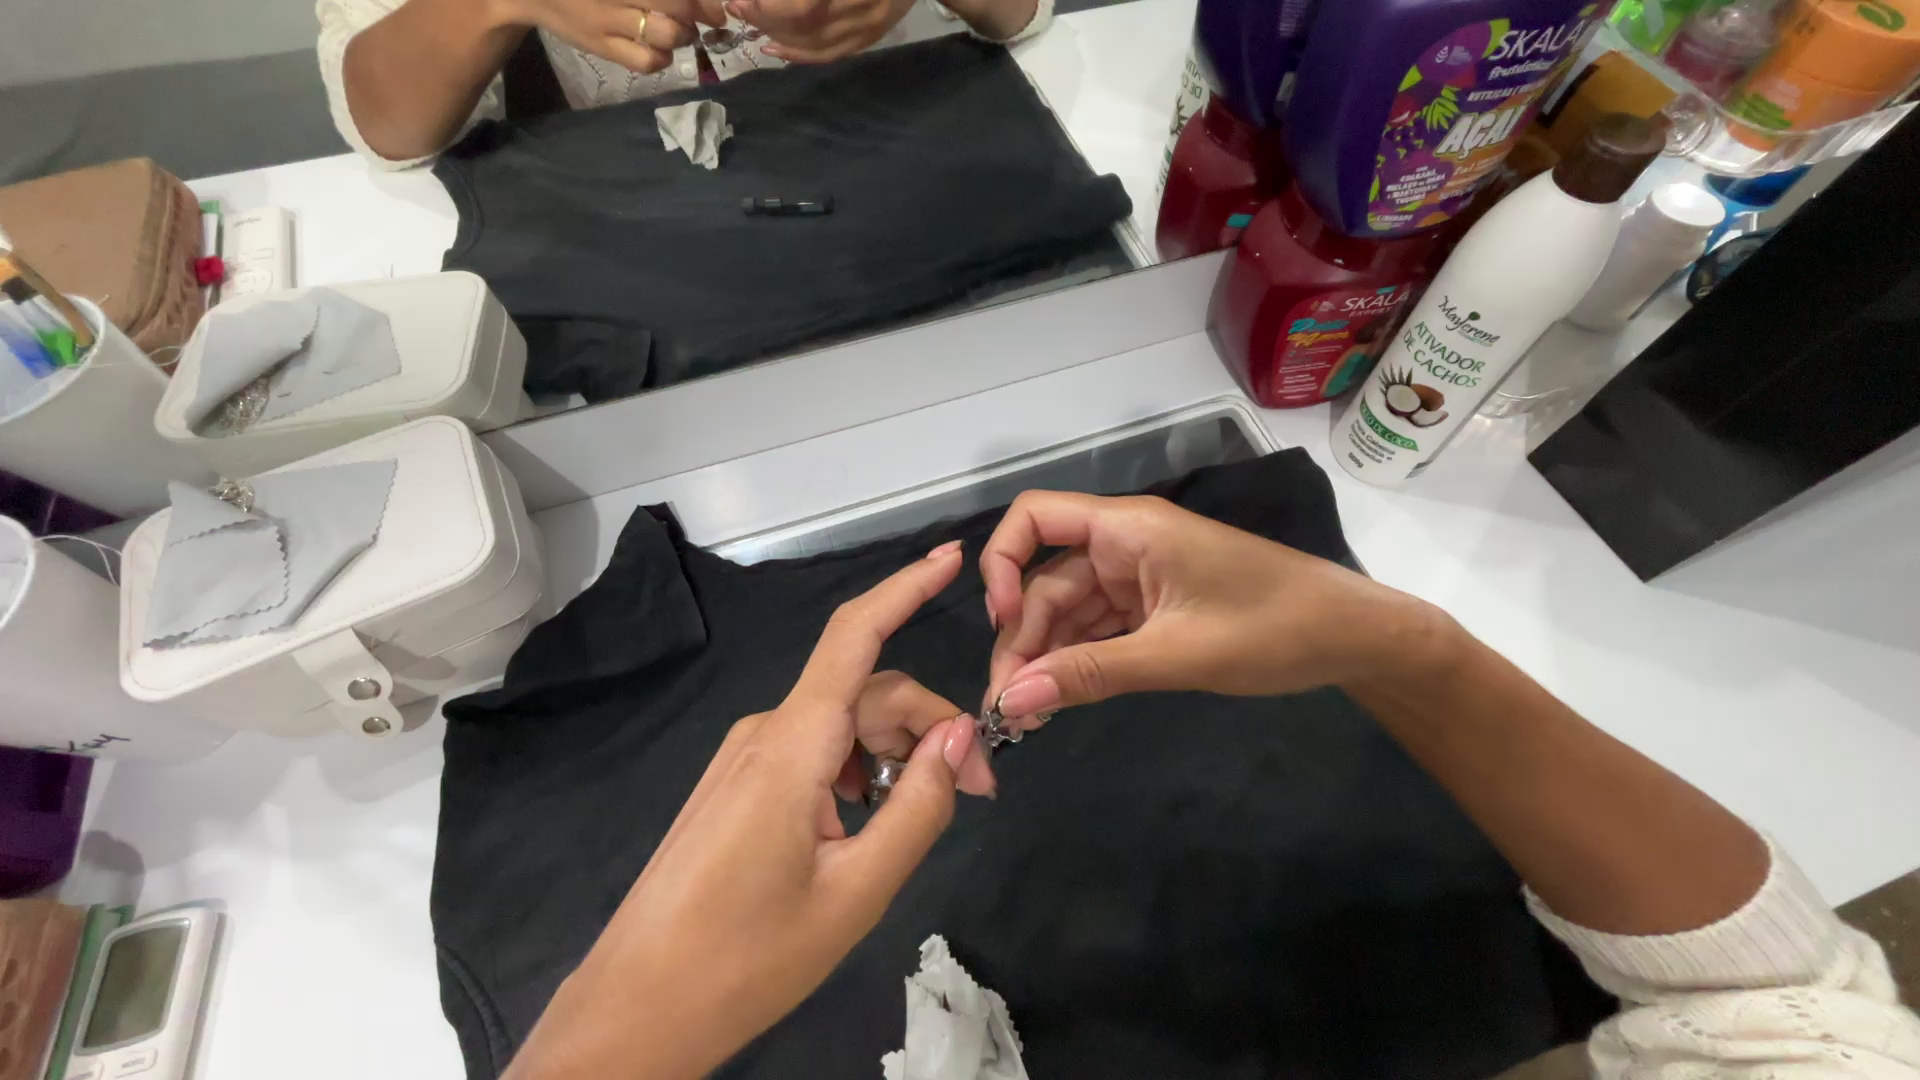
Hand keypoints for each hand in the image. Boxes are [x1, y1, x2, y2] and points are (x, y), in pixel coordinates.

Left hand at [505, 541, 992, 1079]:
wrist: (635, 1011)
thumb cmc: (747, 957)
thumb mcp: (857, 891)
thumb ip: (919, 807)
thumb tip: (960, 737)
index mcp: (792, 744)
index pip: (855, 636)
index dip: (905, 587)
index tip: (951, 558)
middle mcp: (767, 731)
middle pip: (867, 694)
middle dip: (930, 726)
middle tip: (980, 791)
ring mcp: (748, 755)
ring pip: (844, 725)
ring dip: (897, 753)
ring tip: (930, 812)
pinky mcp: (741, 782)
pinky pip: (815, 751)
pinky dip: (860, 770)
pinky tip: (872, 820)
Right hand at [515, 0, 725, 73]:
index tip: (716, 5)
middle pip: (675, 4)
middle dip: (701, 12)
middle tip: (710, 15)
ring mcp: (608, 22)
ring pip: (667, 36)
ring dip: (685, 34)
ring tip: (684, 30)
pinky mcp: (604, 49)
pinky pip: (647, 62)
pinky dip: (663, 58)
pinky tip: (662, 49)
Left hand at [724, 0, 912, 62]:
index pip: (804, 5)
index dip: (770, 7)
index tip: (742, 0)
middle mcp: (862, 8)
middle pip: (806, 25)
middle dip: (766, 18)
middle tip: (737, 7)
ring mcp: (868, 27)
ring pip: (815, 44)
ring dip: (778, 37)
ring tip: (750, 24)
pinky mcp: (869, 38)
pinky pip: (830, 54)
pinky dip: (800, 55)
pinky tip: (775, 49)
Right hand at [979, 492, 1451, 725]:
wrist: (1354, 639)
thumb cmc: (1272, 628)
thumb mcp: (1177, 654)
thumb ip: (1091, 673)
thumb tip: (1010, 701)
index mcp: (1127, 529)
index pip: (1034, 518)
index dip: (1002, 563)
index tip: (1002, 624)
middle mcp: (1122, 546)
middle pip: (1043, 582)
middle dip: (1022, 640)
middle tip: (1006, 709)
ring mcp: (1136, 578)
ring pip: (1066, 613)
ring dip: (1045, 659)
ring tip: (1025, 718)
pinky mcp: (1150, 609)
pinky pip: (1096, 631)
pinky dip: (1076, 663)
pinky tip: (1059, 700)